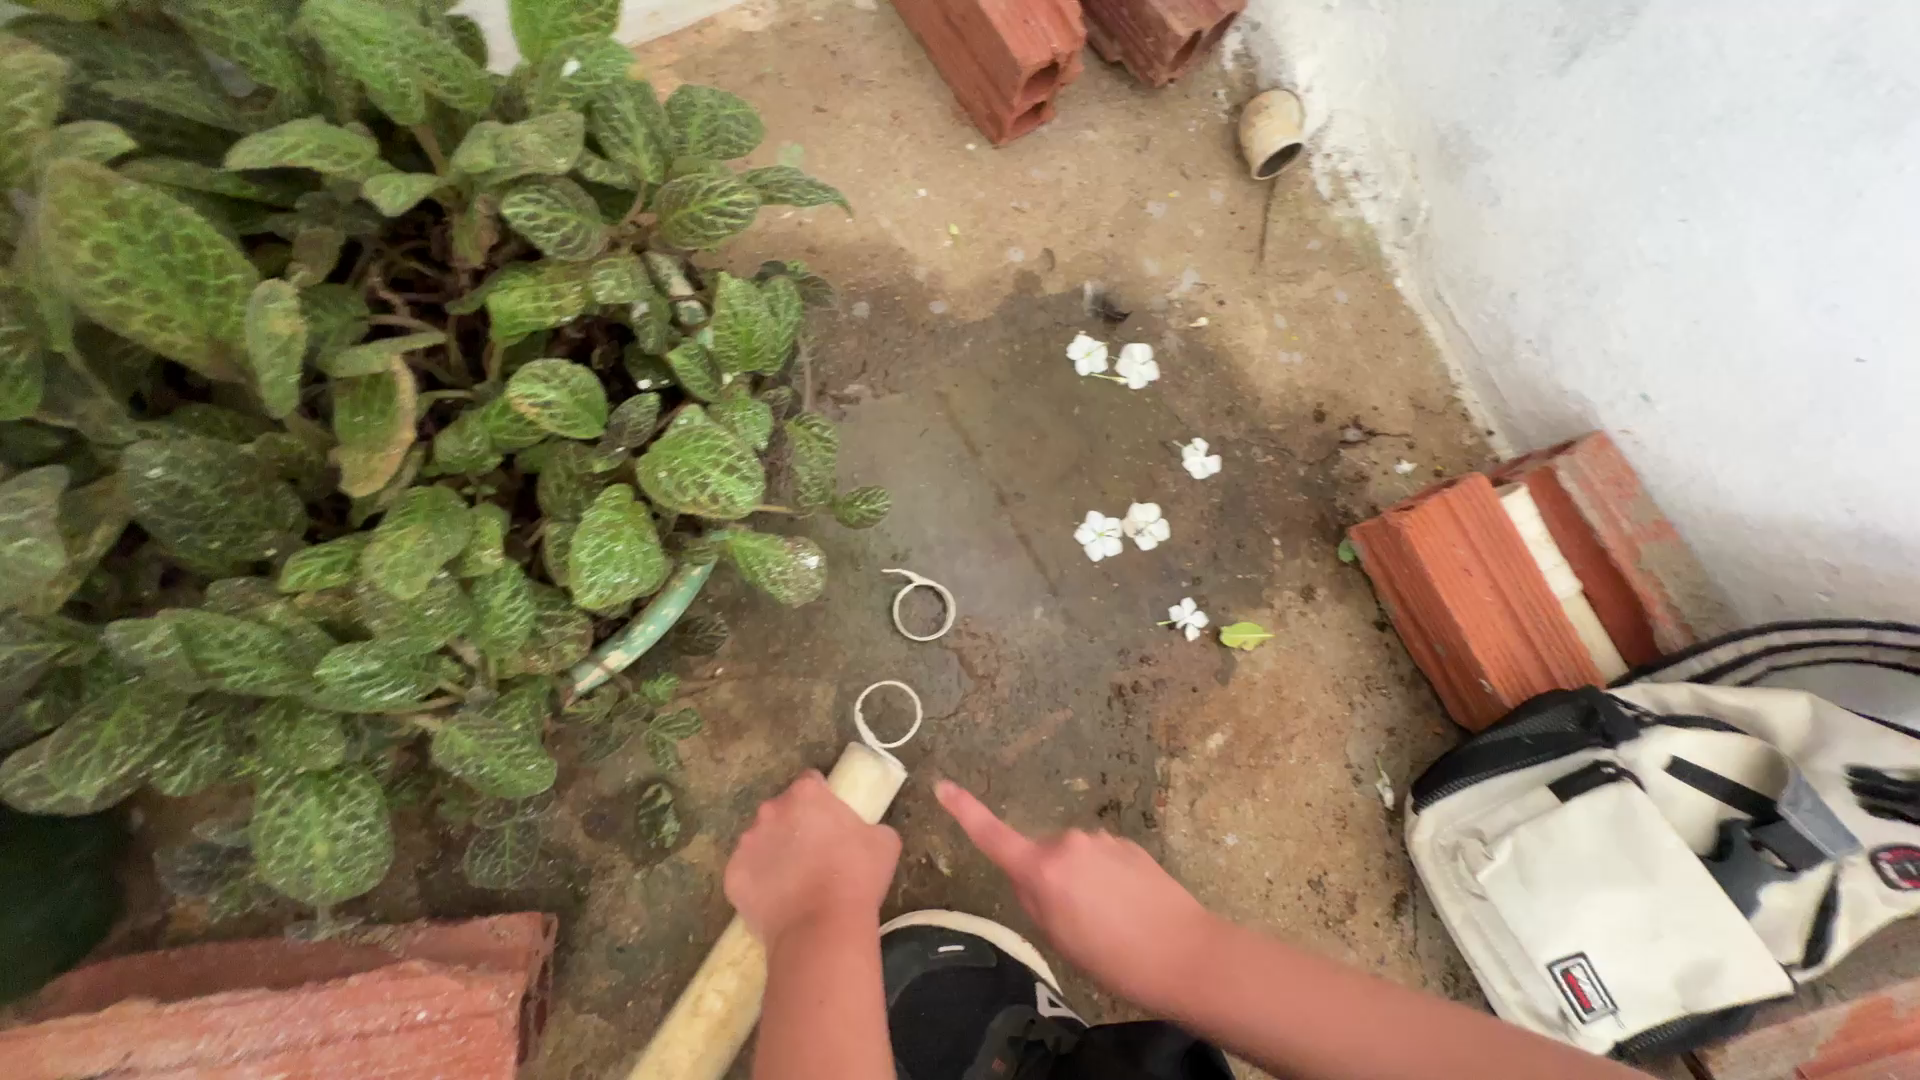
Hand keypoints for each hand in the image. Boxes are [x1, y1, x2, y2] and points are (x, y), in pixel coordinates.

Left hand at [725, 771, 901, 947]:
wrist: (821, 928)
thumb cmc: (856, 878)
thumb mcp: (884, 842)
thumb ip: (869, 827)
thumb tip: (865, 834)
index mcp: (806, 795)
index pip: (811, 782)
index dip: (822, 799)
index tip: (830, 819)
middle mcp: (771, 811)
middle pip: (781, 810)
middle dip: (795, 825)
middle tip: (815, 852)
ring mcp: (747, 844)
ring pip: (761, 840)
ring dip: (775, 852)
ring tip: (795, 881)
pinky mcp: (733, 876)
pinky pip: (747, 872)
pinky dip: (759, 881)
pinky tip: (779, 899)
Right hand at [936, 779, 1219, 1012]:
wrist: (1184, 953)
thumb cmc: (1113, 959)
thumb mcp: (1058, 939)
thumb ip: (1033, 899)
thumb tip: (1028, 876)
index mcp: (1042, 869)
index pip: (992, 836)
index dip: (964, 810)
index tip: (942, 785)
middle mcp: (1068, 842)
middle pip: (1041, 856)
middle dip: (1049, 880)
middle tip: (1075, 924)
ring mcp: (1100, 839)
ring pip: (1074, 858)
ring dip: (1081, 881)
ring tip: (1109, 922)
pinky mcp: (1127, 843)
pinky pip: (1101, 859)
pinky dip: (1106, 879)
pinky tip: (1129, 909)